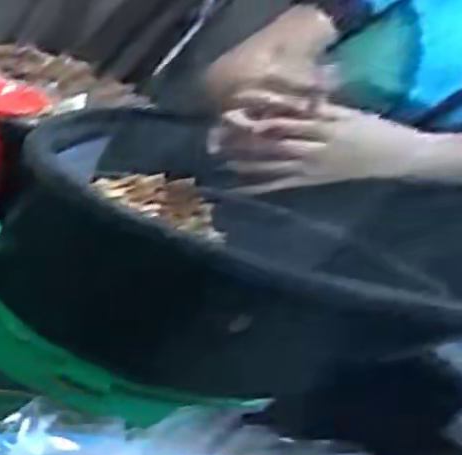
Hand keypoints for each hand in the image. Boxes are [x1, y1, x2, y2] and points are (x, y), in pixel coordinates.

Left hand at [219, 104, 435, 190]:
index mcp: (332, 127)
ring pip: (271, 166)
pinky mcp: (306, 181)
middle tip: (224, 142)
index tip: (247, 120)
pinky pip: (274, 186)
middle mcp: (317, 148)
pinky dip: (253, 188)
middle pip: (277, 146)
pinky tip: (232, 189)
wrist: (396, 156)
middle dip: (249, 144)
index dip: (270, 123)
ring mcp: (309, 167)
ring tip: (223, 162)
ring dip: (245, 165)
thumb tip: (297, 101)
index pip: (295, 124)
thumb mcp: (354, 116)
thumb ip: (325, 110)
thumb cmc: (375, 131)